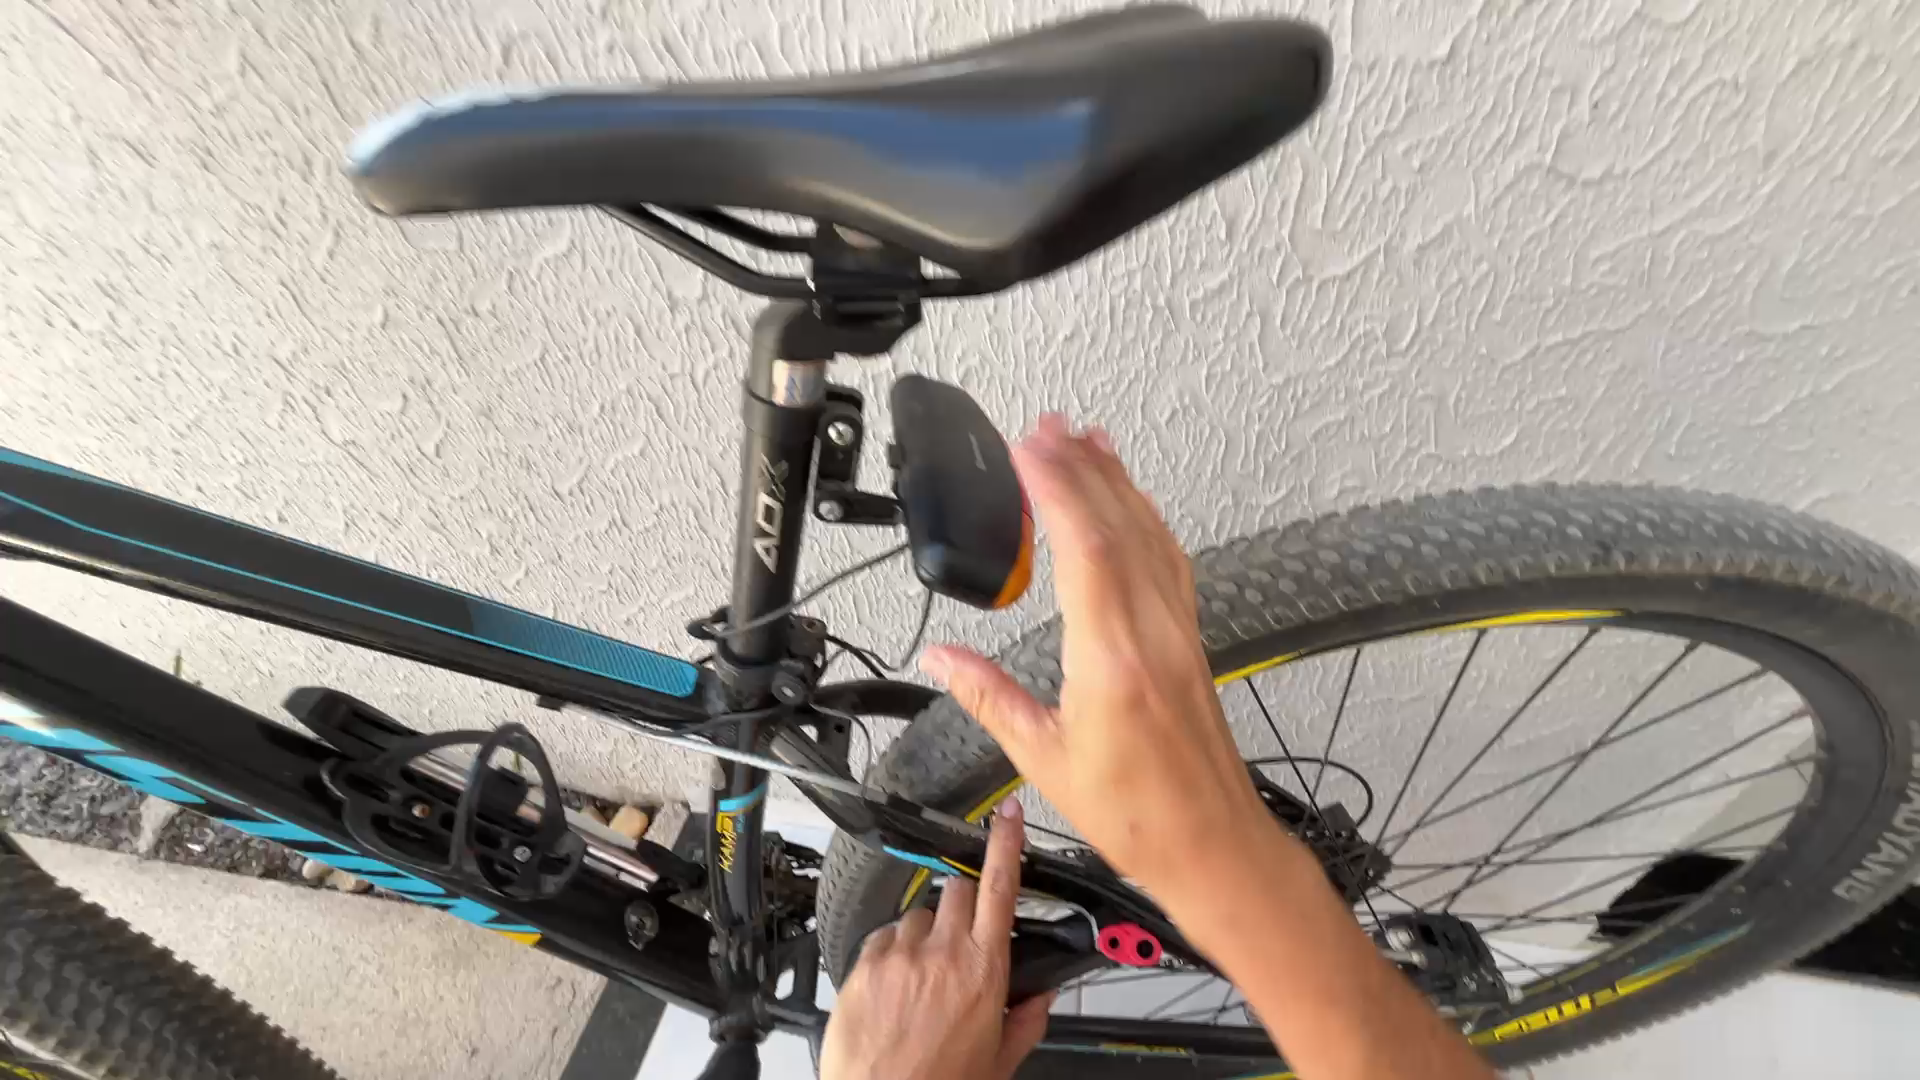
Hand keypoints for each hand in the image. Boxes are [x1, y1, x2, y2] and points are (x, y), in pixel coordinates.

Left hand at [819, 798, 1053, 1079]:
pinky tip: (893, 985)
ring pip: (920, 913)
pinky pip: (884, 934)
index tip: (1009, 814)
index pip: (1000, 888)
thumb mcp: (997, 1061)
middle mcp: (944, 951)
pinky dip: (892, 951)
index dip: (1006, 843)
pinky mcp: (867, 961)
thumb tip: (1043, 996)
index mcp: (984, 970)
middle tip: (959, 942)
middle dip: (964, 906)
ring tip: (920, 977)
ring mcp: (902, 953)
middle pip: (959, 890)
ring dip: (925, 933)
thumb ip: (1026, 1021)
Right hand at [919, 415, 1269, 892]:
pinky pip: (1168, 558)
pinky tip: (1131, 497)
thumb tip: (939, 656)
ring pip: (1149, 533)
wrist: (1211, 841)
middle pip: (1118, 524)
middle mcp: (1151, 632)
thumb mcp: (1041, 758)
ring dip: (1116, 480)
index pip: (1085, 549)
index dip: (1056, 488)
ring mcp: (1177, 629)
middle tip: (1048, 425)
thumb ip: (986, 695)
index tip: (1029, 448)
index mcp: (1111, 660)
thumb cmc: (1133, 812)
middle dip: (1080, 466)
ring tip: (1088, 438)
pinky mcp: (1188, 635)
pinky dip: (1146, 515)